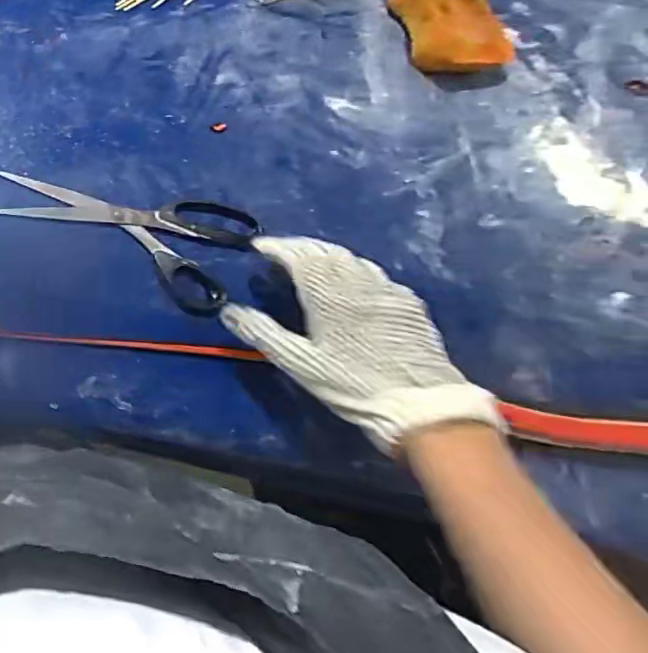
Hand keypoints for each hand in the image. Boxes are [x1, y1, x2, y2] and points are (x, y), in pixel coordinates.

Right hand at [220, 237, 502, 450]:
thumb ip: (261, 332)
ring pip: (354, 260)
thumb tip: (229, 310)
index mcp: (330, 298)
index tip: (257, 246)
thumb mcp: (297, 361)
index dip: (278, 248)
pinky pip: (376, 275)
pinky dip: (353, 267)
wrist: (423, 407)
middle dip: (300, 246)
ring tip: (308, 257)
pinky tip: (350, 278)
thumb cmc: (351, 382)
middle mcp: (360, 288)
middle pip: (328, 253)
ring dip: (327, 253)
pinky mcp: (409, 308)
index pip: (301, 259)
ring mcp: (389, 296)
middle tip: (278, 247)